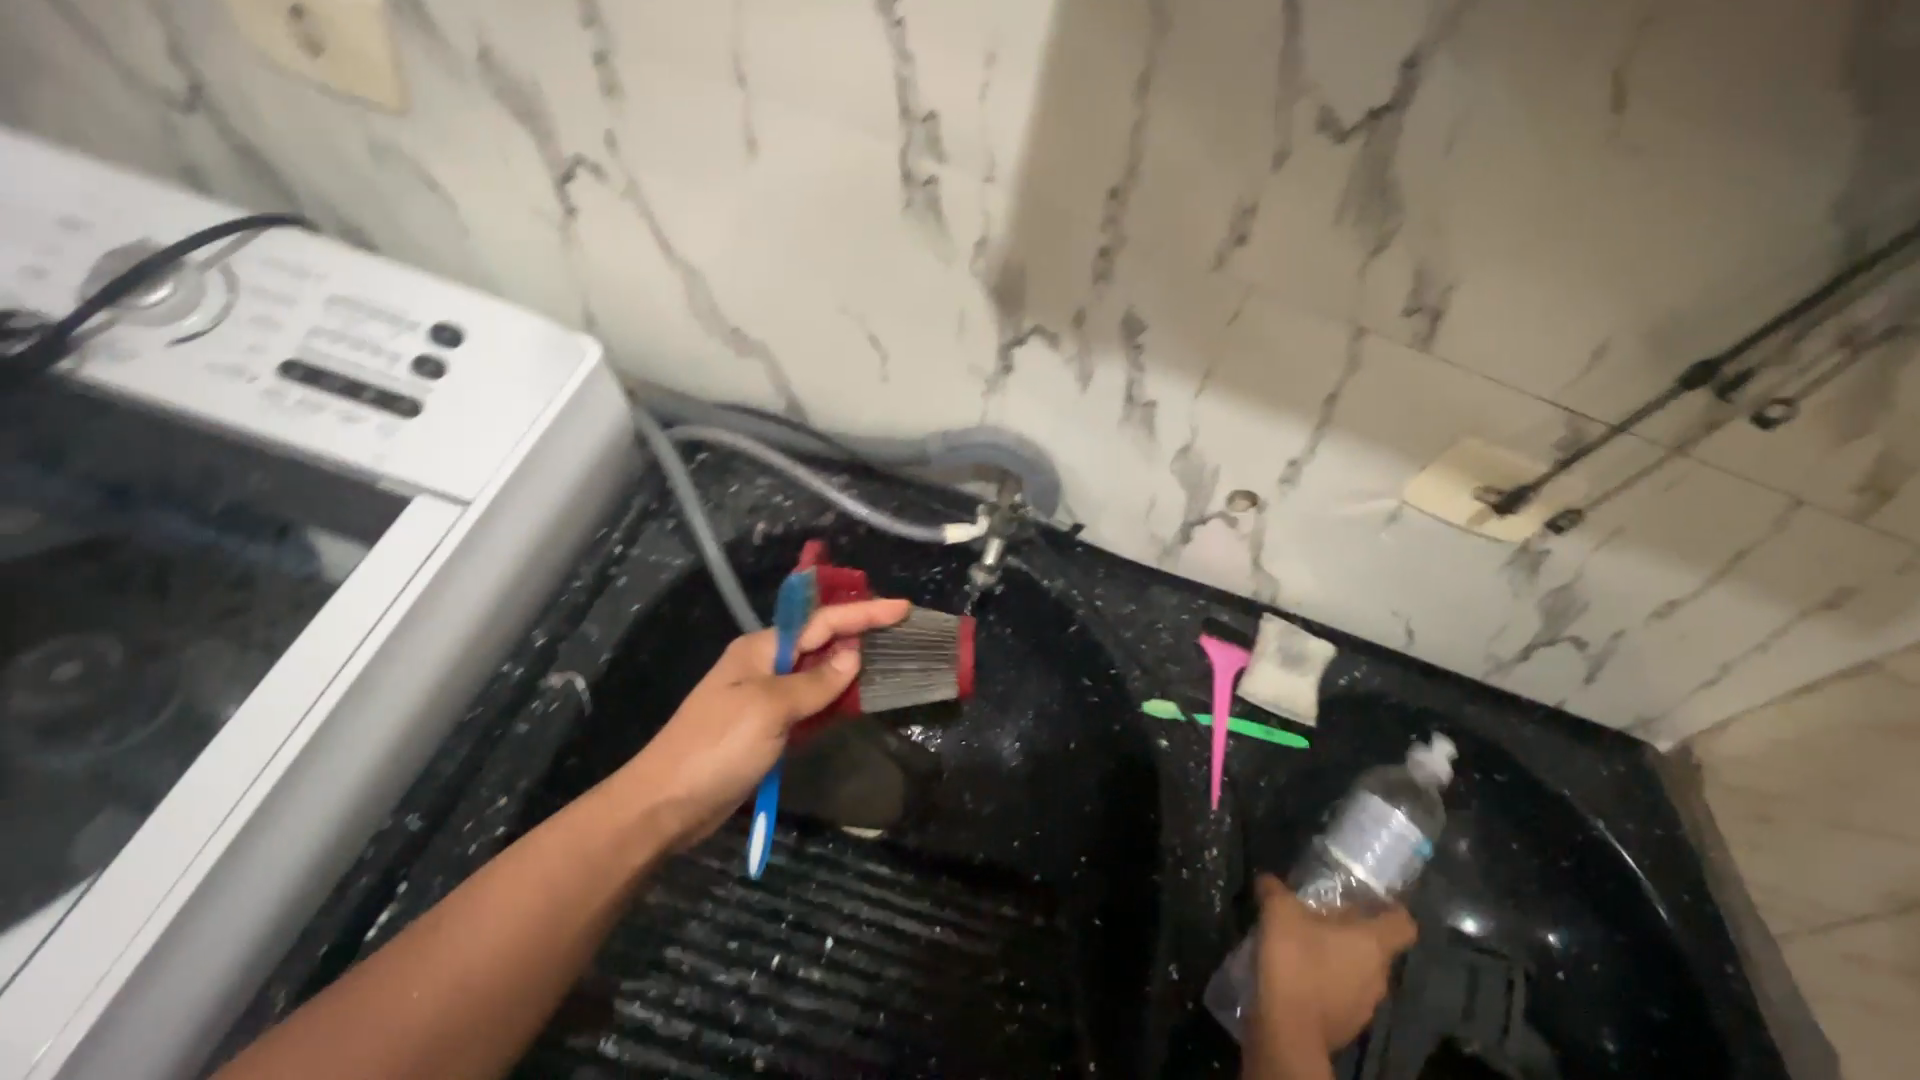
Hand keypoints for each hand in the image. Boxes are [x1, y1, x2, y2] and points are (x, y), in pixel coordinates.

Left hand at [612, 598, 910, 847]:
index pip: (821, 622)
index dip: (863, 614)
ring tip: (891, 663)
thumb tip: (854, 656)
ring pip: (817, 675)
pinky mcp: (766, 730)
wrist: (666, 803)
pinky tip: (858, 701)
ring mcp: (764, 699)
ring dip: (851, 669)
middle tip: (903, 633)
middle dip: (859, 635)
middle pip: (820, 643)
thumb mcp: (770, 709)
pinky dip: (835, 701)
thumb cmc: (716, 747)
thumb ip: (815, 682)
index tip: (903, 607)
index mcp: (761, 649)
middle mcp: (763, 666)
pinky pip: (810, 705)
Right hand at [1243, 875, 1417, 1079]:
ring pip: (1360, 975)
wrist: (1287, 1030)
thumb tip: (1267, 878)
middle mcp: (1379, 975)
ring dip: (1339, 962)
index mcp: (1373, 944)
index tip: (1370, 902)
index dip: (1392, 910)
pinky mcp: (1348, 1027)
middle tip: (1321, 921)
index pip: (1404, 924)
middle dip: (1352, 934)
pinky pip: (1343, 998)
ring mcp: (1366, 1006)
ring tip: (1305, 951)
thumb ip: (1275, 890)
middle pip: (1376, 949)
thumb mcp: (1278, 912)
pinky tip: (1298, 980)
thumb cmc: (1294, 961)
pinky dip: (1327, 987)